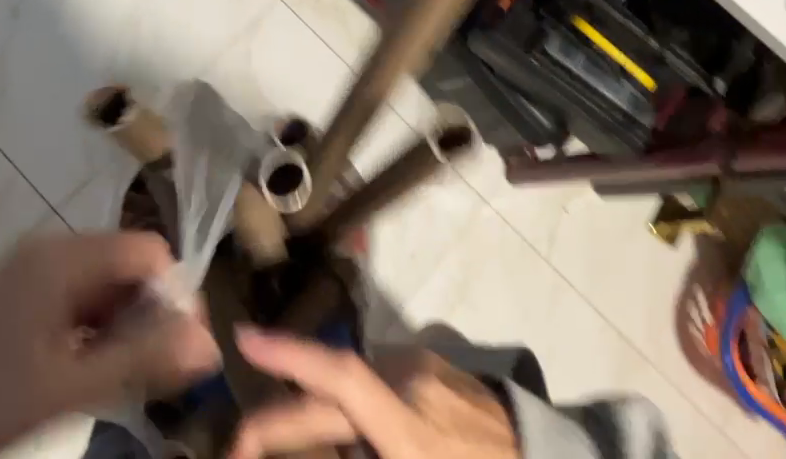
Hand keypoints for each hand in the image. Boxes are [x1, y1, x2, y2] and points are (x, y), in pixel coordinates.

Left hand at [0, 232, 219, 458]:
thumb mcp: (69, 387)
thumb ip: (142, 360)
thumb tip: (210, 344)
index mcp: (66, 259)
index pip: (150, 252)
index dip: (178, 293)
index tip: (186, 346)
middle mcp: (57, 249)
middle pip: (132, 265)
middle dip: (154, 313)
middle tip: (158, 370)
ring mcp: (40, 266)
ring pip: (111, 282)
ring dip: (129, 323)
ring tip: (126, 375)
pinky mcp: (29, 288)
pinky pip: (86, 295)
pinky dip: (102, 326)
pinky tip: (95, 366)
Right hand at [229, 327, 517, 458]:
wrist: (544, 458)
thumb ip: (353, 455)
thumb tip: (314, 441)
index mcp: (411, 428)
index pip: (342, 378)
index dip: (291, 355)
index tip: (244, 339)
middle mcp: (411, 383)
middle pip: (332, 385)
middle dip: (279, 417)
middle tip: (242, 446)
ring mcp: (423, 366)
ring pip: (351, 383)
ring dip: (319, 411)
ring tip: (297, 441)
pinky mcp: (431, 362)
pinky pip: (376, 378)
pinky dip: (351, 401)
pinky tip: (350, 429)